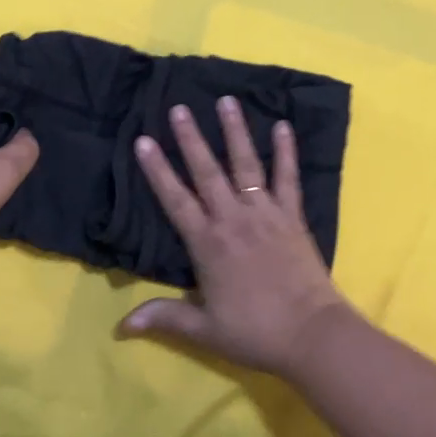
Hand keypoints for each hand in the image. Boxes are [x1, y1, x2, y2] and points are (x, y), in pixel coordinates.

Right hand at [118, 96, 352, 376]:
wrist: (313, 335)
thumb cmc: (256, 332)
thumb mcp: (205, 330)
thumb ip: (165, 318)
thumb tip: (122, 325)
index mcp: (208, 243)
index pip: (176, 199)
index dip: (158, 170)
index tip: (143, 140)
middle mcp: (233, 219)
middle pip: (207, 172)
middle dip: (191, 139)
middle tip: (179, 107)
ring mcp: (265, 214)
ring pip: (246, 165)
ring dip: (235, 132)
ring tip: (226, 101)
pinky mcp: (292, 216)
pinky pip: (288, 178)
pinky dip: (286, 152)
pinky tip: (283, 125)